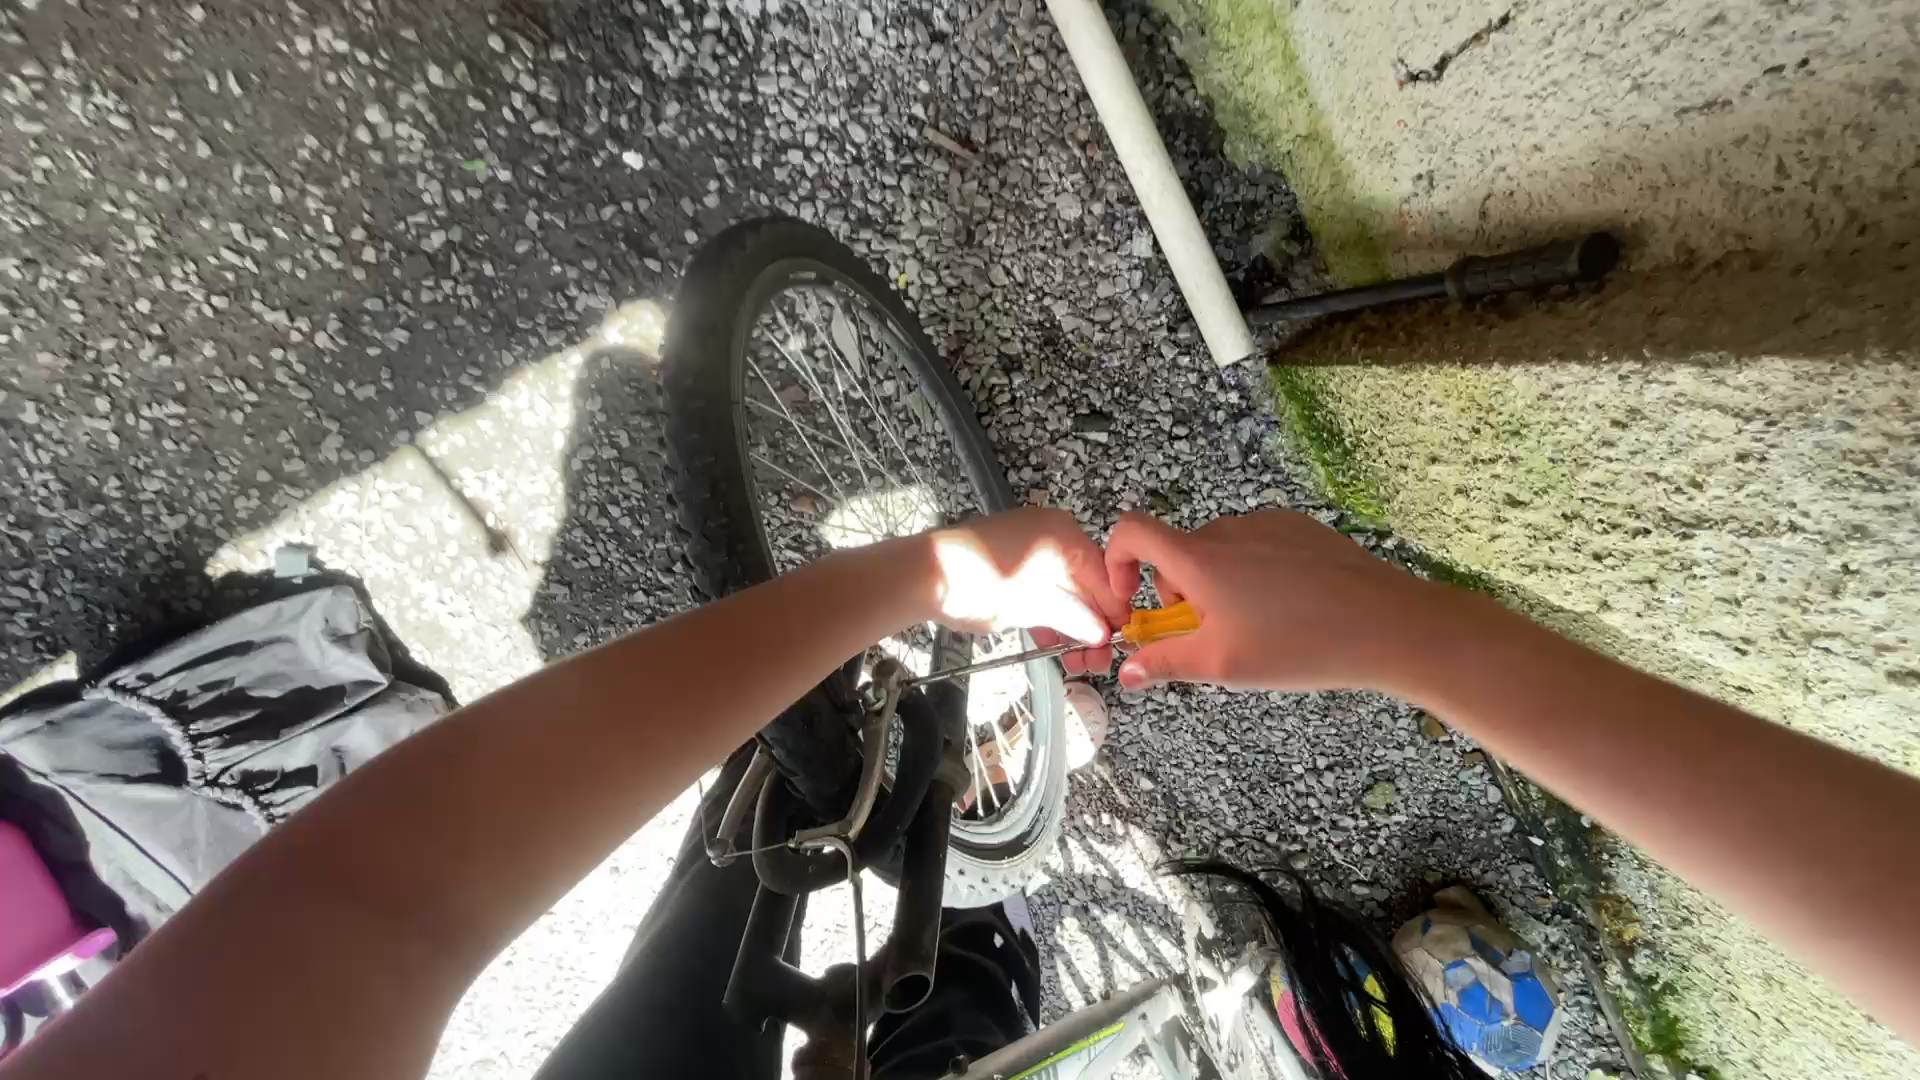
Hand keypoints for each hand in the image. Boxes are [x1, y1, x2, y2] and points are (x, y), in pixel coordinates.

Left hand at [927, 508, 1126, 672]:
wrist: (920, 575)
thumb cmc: (979, 585)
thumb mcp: (1031, 606)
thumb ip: (1072, 617)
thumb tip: (1101, 633)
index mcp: (1063, 535)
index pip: (1104, 577)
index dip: (1113, 613)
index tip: (1119, 645)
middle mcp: (1052, 533)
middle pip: (1085, 583)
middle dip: (1091, 624)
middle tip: (1094, 663)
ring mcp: (1029, 545)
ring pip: (1062, 589)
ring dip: (1069, 624)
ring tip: (1072, 661)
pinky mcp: (1011, 560)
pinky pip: (1040, 587)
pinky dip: (1046, 613)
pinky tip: (1050, 643)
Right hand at [1103, 510, 1438, 691]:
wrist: (1390, 625)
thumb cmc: (1299, 646)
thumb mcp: (1222, 665)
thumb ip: (1165, 664)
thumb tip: (1127, 672)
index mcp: (1199, 559)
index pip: (1130, 531)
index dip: (1116, 559)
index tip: (1131, 596)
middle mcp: (1226, 529)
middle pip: (1176, 552)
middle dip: (1179, 592)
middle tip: (1212, 632)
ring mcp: (1265, 522)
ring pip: (1215, 550)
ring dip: (1215, 582)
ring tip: (1256, 622)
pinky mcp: (1297, 525)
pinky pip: (1253, 542)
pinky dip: (1250, 569)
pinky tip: (1286, 602)